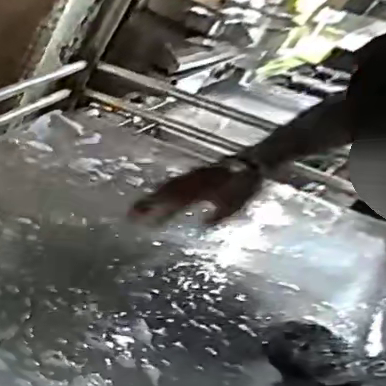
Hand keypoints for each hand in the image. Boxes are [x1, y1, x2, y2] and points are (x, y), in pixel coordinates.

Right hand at [130, 158, 264, 225]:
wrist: (255, 161)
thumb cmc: (245, 185)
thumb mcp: (234, 204)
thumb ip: (216, 216)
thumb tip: (203, 224)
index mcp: (196, 192)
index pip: (171, 205)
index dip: (157, 215)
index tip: (143, 224)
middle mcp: (190, 183)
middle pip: (162, 195)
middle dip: (145, 205)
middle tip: (130, 215)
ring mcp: (191, 176)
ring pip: (165, 187)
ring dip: (151, 197)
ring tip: (138, 205)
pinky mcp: (195, 172)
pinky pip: (173, 181)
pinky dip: (163, 188)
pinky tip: (159, 192)